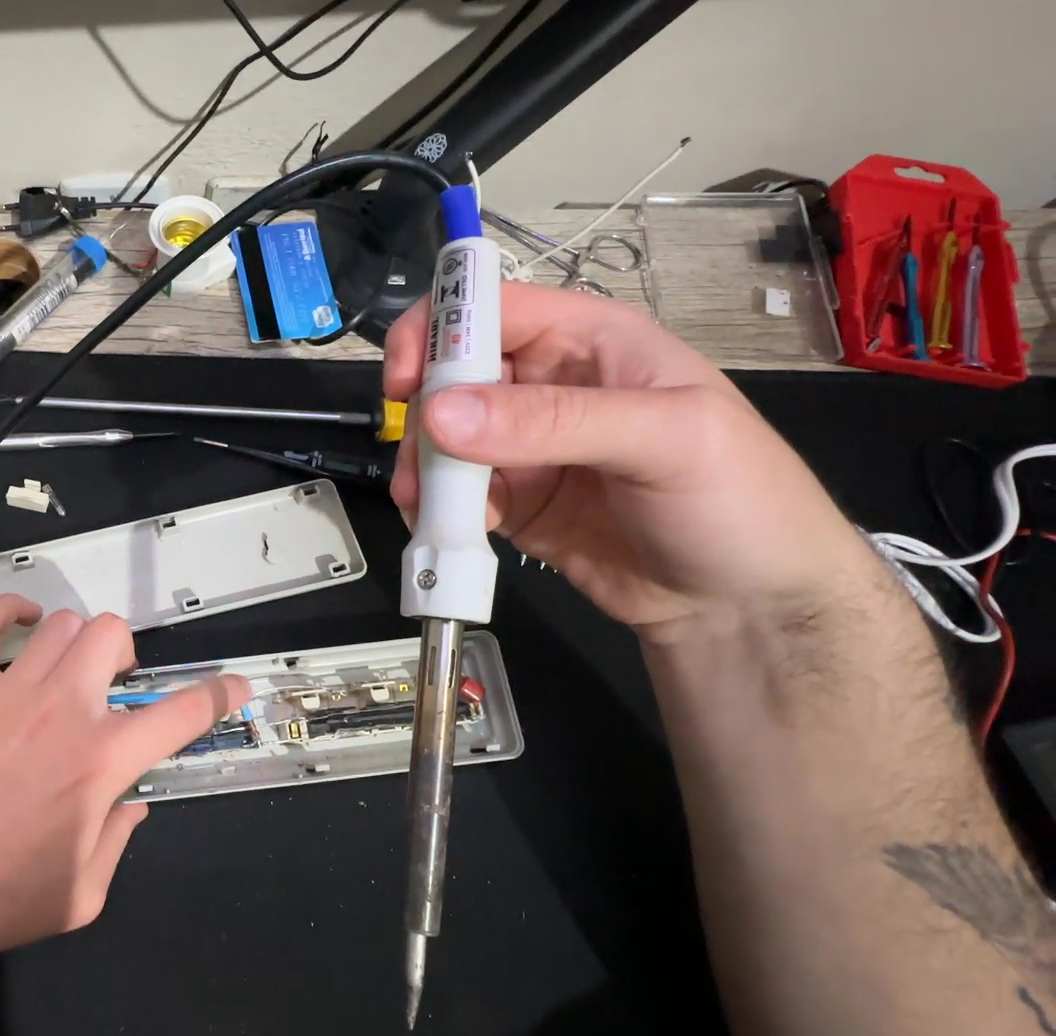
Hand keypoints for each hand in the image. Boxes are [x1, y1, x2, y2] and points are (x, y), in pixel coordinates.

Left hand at [0, 596, 249, 974]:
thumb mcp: (83, 894)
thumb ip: (119, 838)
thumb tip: (130, 803)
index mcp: (101, 761)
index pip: (181, 713)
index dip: (217, 695)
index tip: (233, 687)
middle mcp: (62, 710)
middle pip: (112, 637)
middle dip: (125, 655)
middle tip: (114, 689)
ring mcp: (8, 690)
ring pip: (61, 624)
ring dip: (76, 642)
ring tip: (68, 671)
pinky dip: (9, 610)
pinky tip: (21, 623)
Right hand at [384, 283, 873, 636]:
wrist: (747, 607)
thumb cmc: (738, 501)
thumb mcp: (663, 440)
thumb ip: (552, 421)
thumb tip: (437, 414)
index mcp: (589, 342)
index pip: (491, 309)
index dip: (438, 331)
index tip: (406, 384)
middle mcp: (548, 387)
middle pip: (451, 377)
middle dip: (421, 416)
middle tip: (415, 467)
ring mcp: (525, 449)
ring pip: (442, 439)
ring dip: (422, 469)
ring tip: (426, 508)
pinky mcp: (512, 501)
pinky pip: (454, 492)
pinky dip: (437, 508)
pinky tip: (447, 529)